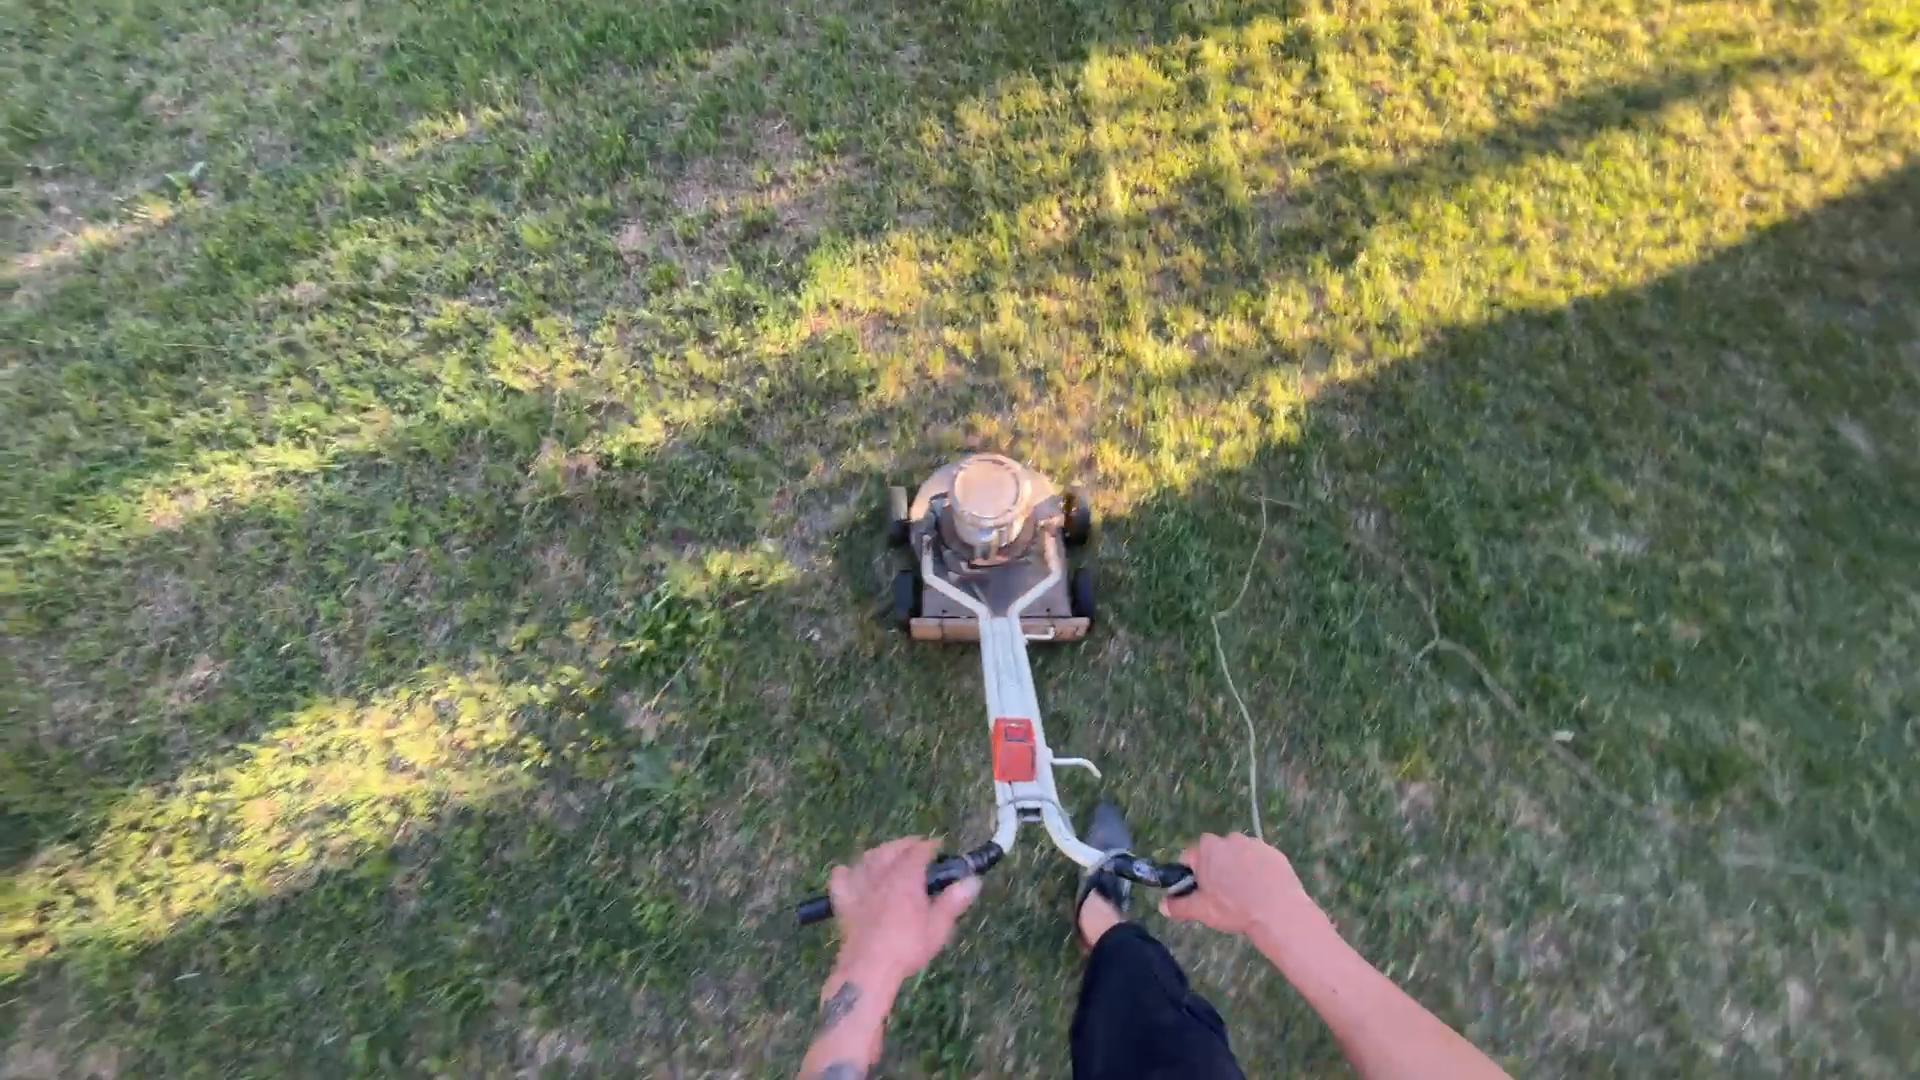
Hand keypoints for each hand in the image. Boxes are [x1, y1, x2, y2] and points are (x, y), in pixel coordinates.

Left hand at [827, 837, 979, 988]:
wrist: (869, 969)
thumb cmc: (907, 947)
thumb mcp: (937, 927)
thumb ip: (954, 901)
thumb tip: (973, 881)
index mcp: (906, 875)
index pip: (919, 850)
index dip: (931, 846)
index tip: (940, 848)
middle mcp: (881, 873)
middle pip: (893, 848)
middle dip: (906, 845)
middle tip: (917, 850)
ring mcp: (859, 885)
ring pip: (869, 858)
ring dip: (881, 853)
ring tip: (889, 857)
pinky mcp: (843, 901)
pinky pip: (841, 877)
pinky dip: (848, 871)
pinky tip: (851, 873)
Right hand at [1160, 832, 1315, 939]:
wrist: (1279, 912)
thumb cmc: (1235, 909)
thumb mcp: (1202, 911)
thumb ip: (1179, 906)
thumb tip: (1161, 906)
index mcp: (1207, 849)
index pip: (1190, 857)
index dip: (1192, 875)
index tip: (1201, 891)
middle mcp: (1228, 839)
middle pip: (1215, 854)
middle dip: (1216, 869)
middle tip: (1224, 894)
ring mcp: (1253, 843)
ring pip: (1238, 854)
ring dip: (1238, 867)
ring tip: (1247, 894)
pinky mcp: (1274, 852)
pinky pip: (1260, 859)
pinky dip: (1259, 870)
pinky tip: (1264, 890)